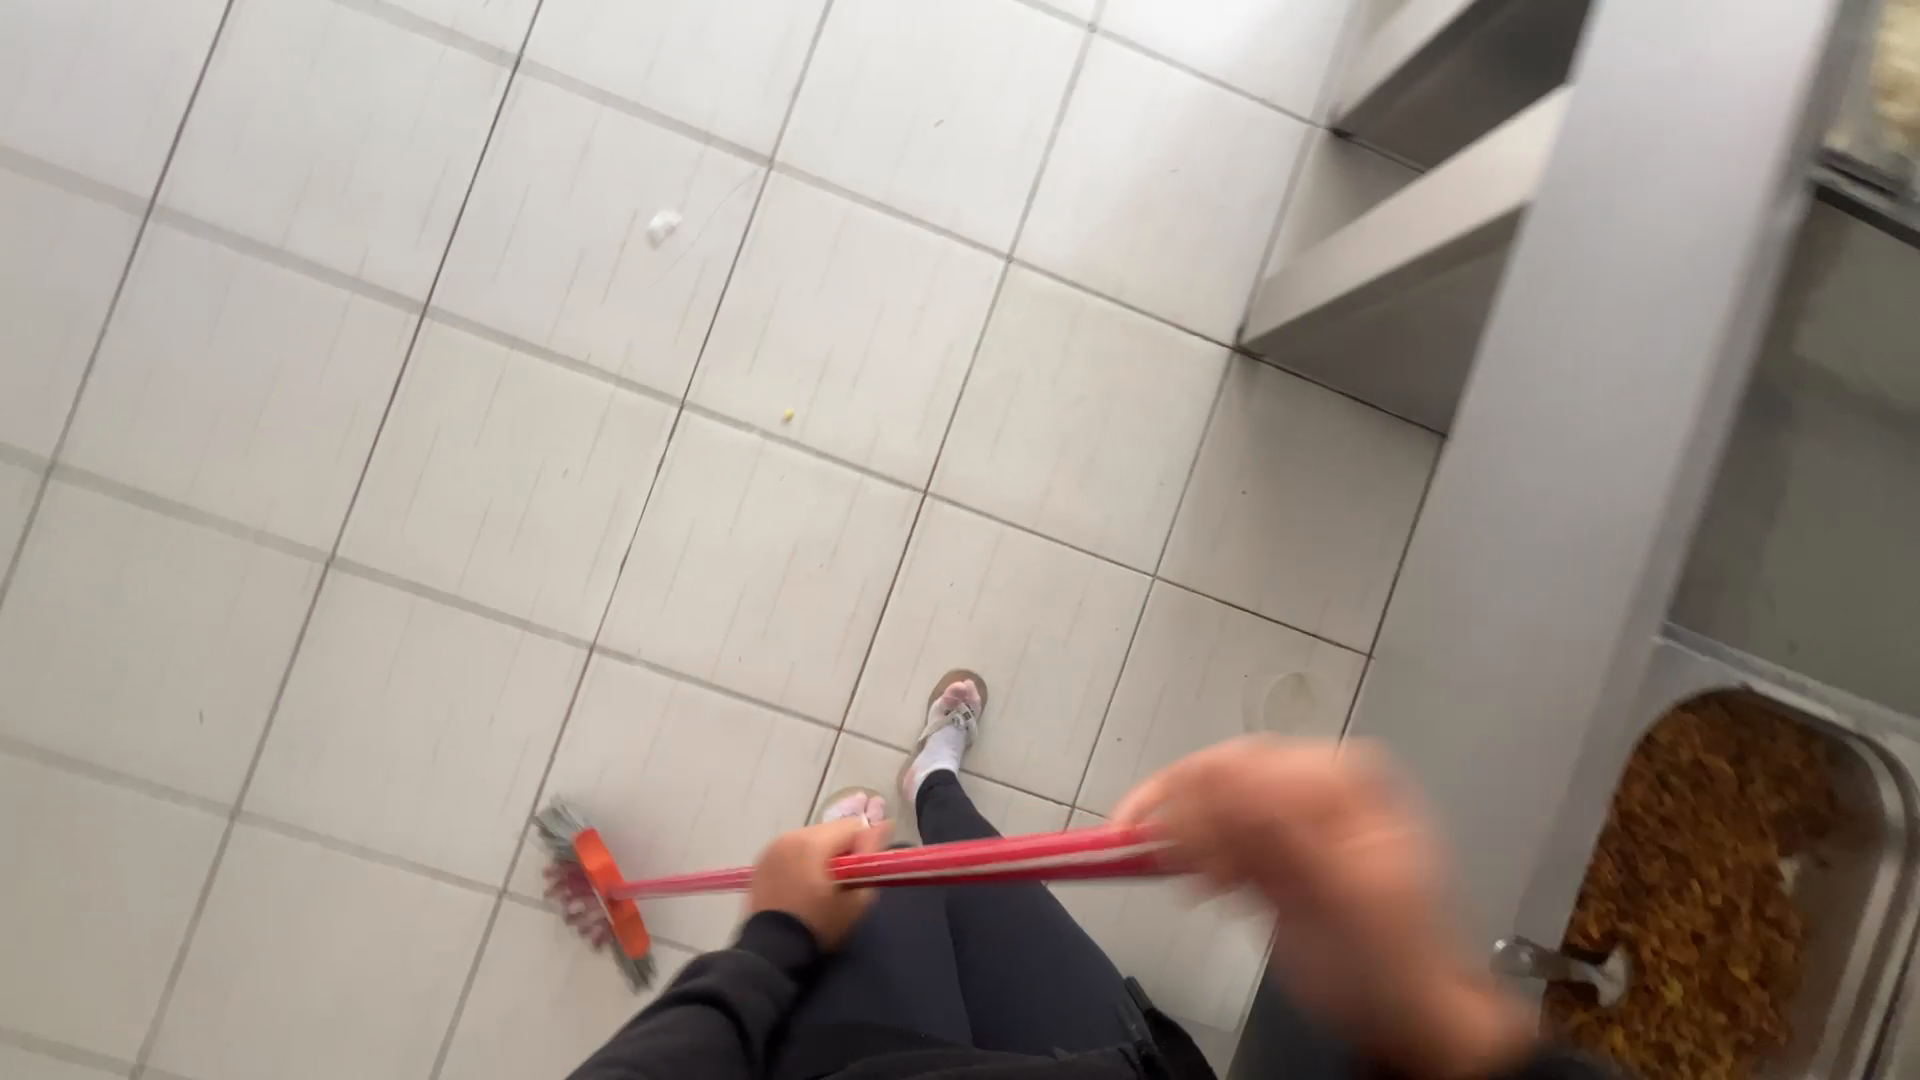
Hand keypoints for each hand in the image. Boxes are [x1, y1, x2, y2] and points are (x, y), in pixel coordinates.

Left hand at [748, 818, 890, 949]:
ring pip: (811, 837)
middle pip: (831, 830)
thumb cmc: (819, 925)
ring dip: (820, 854)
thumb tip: (884, 826)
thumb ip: (871, 860)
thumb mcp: (856, 900)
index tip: (860, 873)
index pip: (853, 826)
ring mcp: (773, 847)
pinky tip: (800, 885)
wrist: (771, 952)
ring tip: (818, 885)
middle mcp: (791, 835)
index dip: (862, 848)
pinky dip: (801, 860)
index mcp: (813, 842)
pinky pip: (792, 849)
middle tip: (841, 881)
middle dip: (840, 850)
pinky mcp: (761, 860)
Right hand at [1114, 736, 1534, 1079]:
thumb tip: (1225, 778)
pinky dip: (1192, 855)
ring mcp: (1284, 811)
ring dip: (1185, 839)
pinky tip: (1201, 884)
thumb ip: (1287, 830)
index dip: (1198, 797)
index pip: (1246, 761)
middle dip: (1187, 818)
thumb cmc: (1390, 961)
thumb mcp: (1348, 895)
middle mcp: (1310, 781)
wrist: (1402, 1016)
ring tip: (1198, 884)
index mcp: (1342, 777)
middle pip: (1219, 774)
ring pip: (1205, 799)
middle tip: (1164, 862)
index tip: (1166, 839)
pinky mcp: (1263, 842)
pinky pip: (1209, 829)